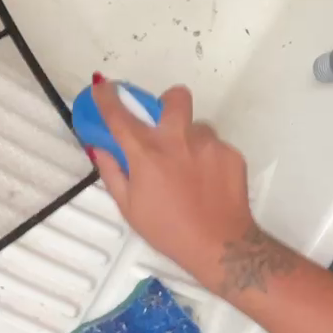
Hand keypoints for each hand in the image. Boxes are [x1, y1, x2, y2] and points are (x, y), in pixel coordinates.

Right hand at [88, 77, 294, 297]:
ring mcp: (209, 144)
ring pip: (197, 128)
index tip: (103, 86)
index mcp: (147, 152)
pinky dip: (207, 159)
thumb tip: (101, 151)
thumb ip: (112, 173)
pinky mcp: (231, 154)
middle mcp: (178, 140)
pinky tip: (207, 183)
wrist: (221, 246)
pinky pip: (215, 147)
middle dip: (167, 103)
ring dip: (189, 140)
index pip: (120, 116)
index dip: (107, 97)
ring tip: (190, 170)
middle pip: (175, 97)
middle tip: (165, 125)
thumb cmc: (168, 230)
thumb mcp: (129, 208)